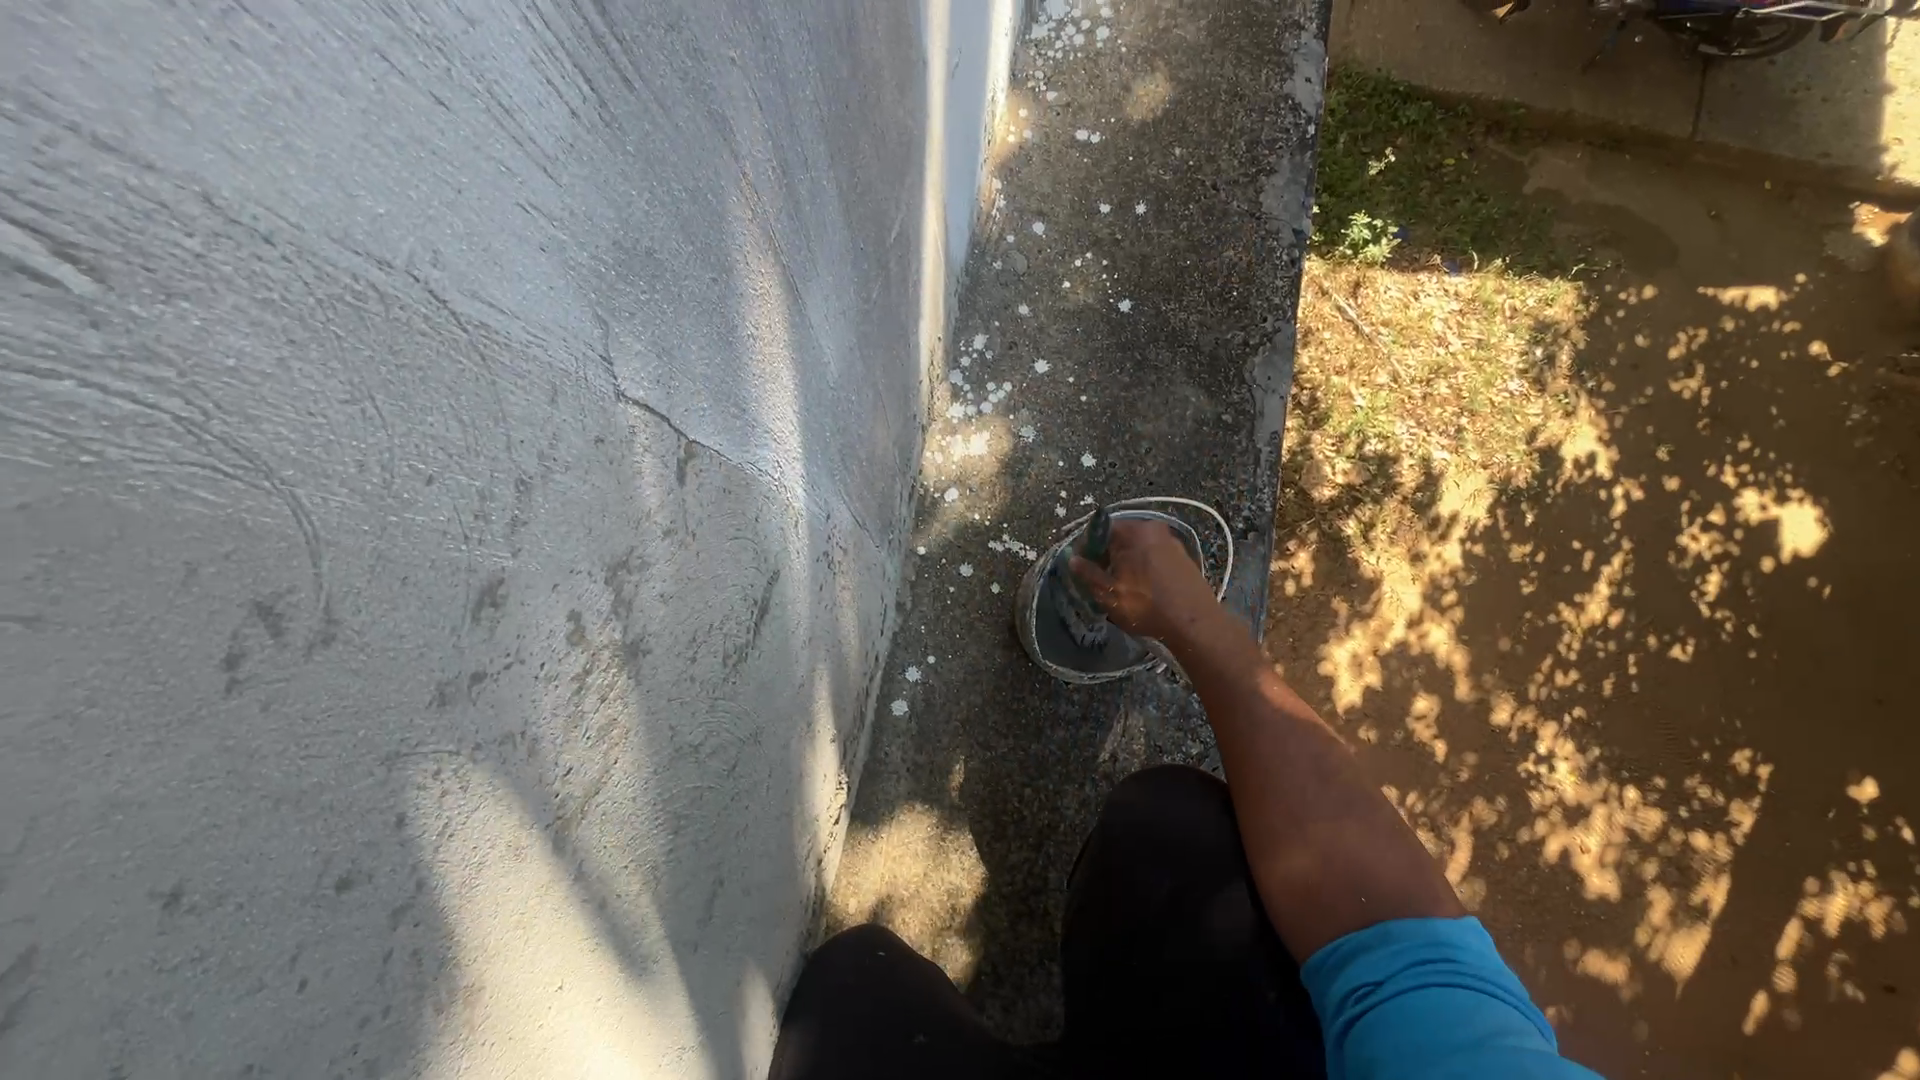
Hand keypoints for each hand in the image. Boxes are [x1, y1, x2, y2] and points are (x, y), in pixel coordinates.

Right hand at [1069, 518, 1218, 641]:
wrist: (1194, 623)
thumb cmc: (1147, 606)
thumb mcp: (1110, 593)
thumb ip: (1088, 573)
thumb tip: (1073, 559)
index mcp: (1134, 531)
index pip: (1099, 529)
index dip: (1085, 548)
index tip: (1081, 568)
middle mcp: (1154, 528)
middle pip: (1119, 537)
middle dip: (1105, 556)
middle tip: (1099, 579)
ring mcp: (1171, 541)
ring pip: (1137, 547)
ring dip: (1124, 562)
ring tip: (1119, 586)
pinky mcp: (1183, 556)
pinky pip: (1153, 555)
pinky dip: (1142, 566)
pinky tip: (1141, 587)